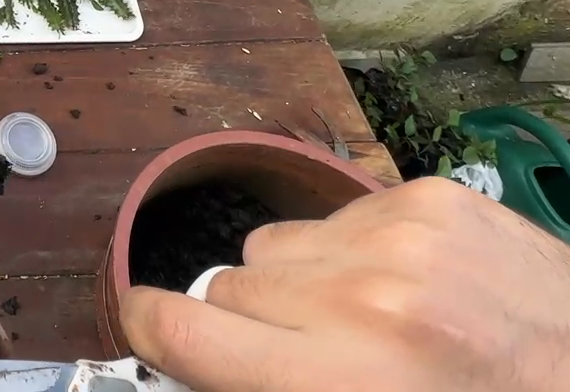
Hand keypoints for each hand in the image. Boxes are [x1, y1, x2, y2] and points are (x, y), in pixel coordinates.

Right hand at [120, 177, 569, 391]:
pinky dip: (345, 255)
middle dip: (256, 325)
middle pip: (230, 286)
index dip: (147, 325)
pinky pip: (326, 218)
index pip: (188, 329)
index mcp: (359, 380)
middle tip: (317, 360)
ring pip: (270, 246)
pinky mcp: (425, 195)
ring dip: (297, 285)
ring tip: (369, 320)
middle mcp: (370, 295)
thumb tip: (203, 360)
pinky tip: (407, 286)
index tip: (144, 324)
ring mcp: (399, 233)